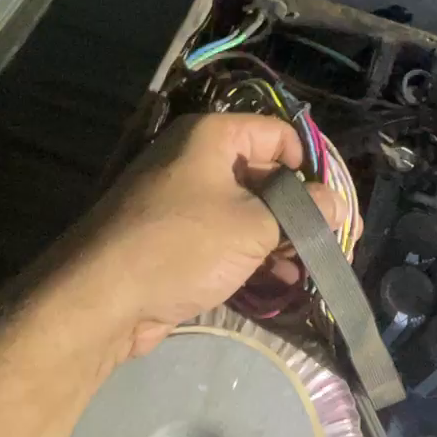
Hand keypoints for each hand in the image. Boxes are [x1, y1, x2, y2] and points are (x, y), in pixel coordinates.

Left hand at [78, 114, 343, 357]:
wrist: (98, 300)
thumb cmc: (182, 245)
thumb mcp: (252, 225)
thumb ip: (302, 213)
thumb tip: (338, 205)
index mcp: (213, 136)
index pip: (279, 135)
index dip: (310, 166)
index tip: (333, 204)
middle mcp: (198, 159)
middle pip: (266, 173)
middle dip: (301, 208)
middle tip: (334, 239)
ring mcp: (185, 200)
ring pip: (249, 209)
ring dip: (282, 236)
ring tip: (313, 266)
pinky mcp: (177, 238)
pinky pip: (227, 236)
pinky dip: (256, 253)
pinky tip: (284, 281)